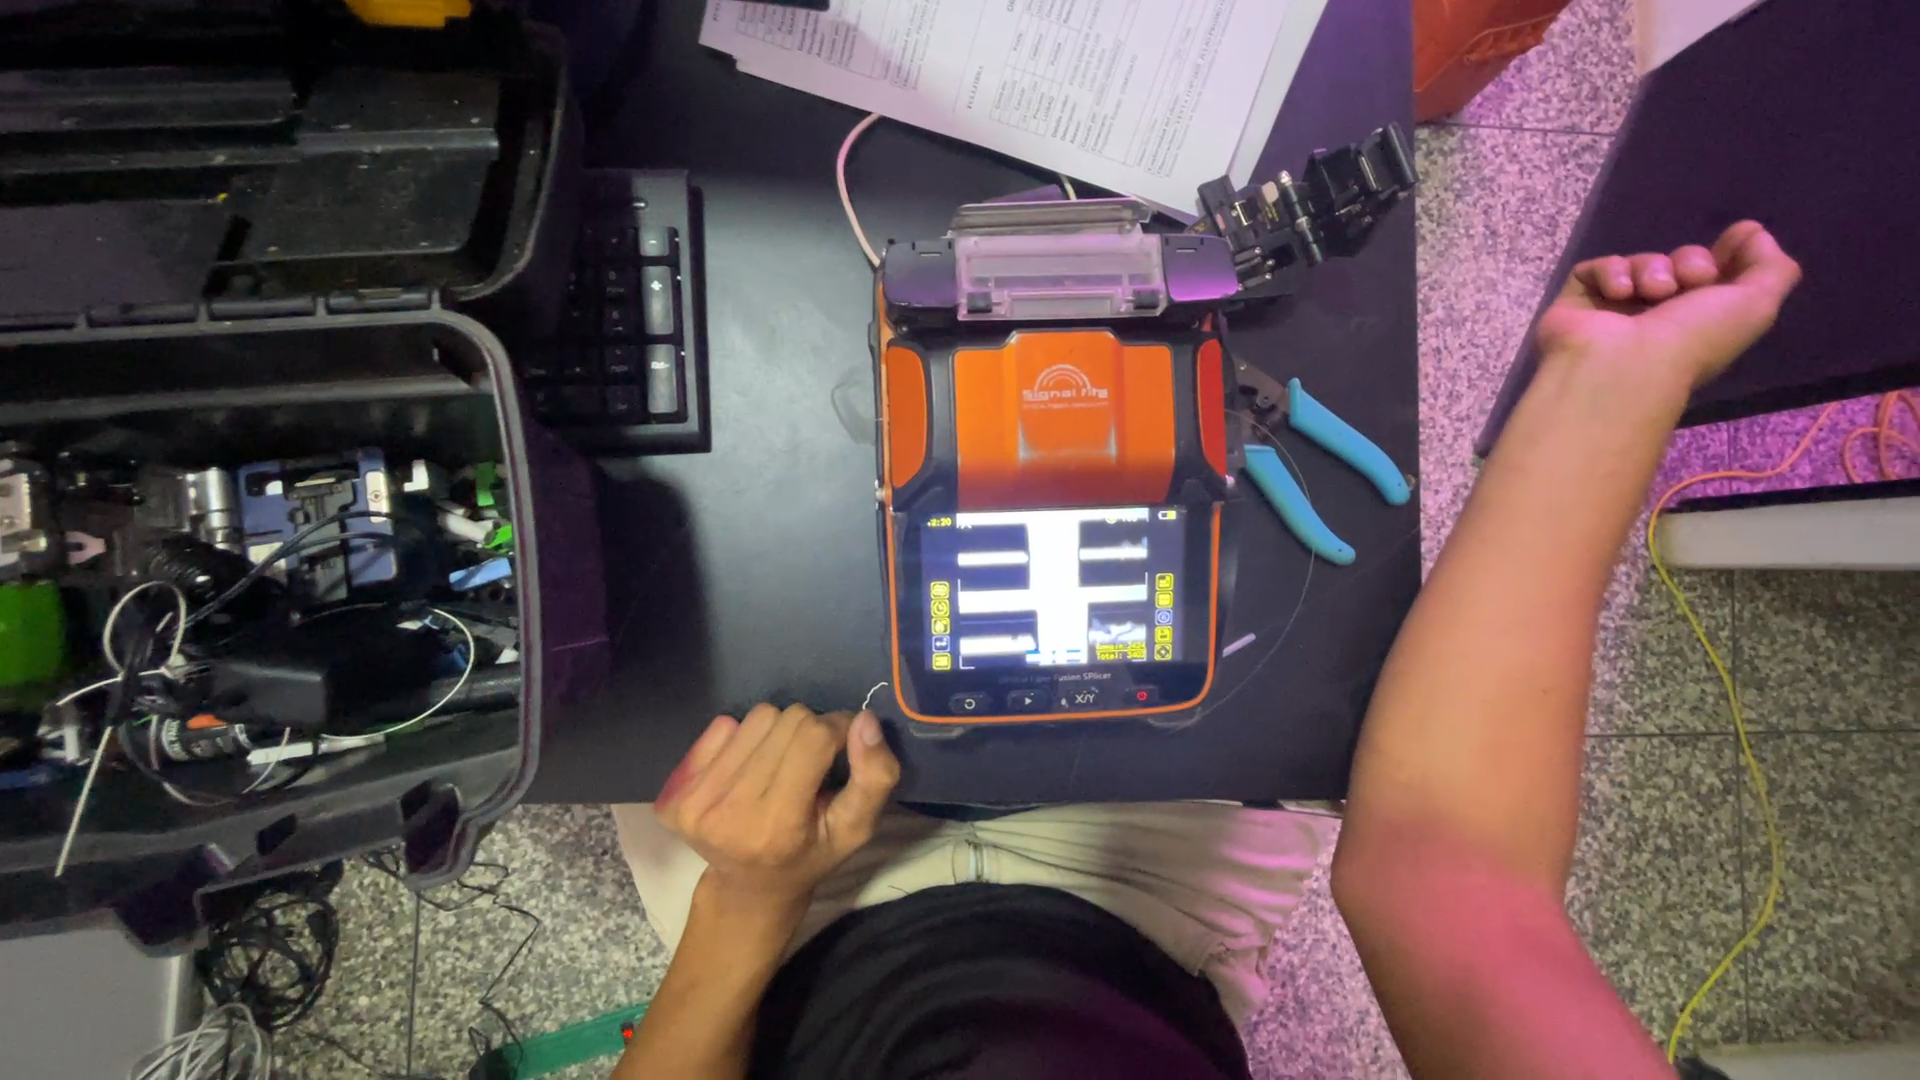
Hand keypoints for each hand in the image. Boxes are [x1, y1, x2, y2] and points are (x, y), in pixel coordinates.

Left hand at [655, 704, 899, 914]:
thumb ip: (875, 776)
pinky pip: (724, 725)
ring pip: (758, 716)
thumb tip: (864, 719)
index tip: (844, 746)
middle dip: (809, 731)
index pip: (814, 736)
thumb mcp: (857, 828)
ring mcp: (696, 801)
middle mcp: (729, 811)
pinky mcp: (674, 793)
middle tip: (810, 763)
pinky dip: (745, 738)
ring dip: (778, 733)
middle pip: (787, 720)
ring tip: (780, 766)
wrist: (748, 890)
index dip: (838, 729)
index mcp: (777, 825)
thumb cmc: (811, 855)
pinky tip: (749, 771)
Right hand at [1536, 221, 1801, 391]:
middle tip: (1688, 283)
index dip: (1725, 253)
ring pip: (1640, 262)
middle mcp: (1654, 313)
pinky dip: (1611, 272)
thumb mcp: (1757, 303)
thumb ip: (1771, 264)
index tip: (1733, 242)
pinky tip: (1617, 292)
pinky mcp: (1574, 304)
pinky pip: (1596, 268)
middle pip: (1678, 259)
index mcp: (1695, 319)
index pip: (1712, 271)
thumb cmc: (1693, 339)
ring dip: (1651, 269)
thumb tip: (1748, 233)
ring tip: (1651, 292)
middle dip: (1690, 261)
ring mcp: (1612, 309)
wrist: (1623, 362)